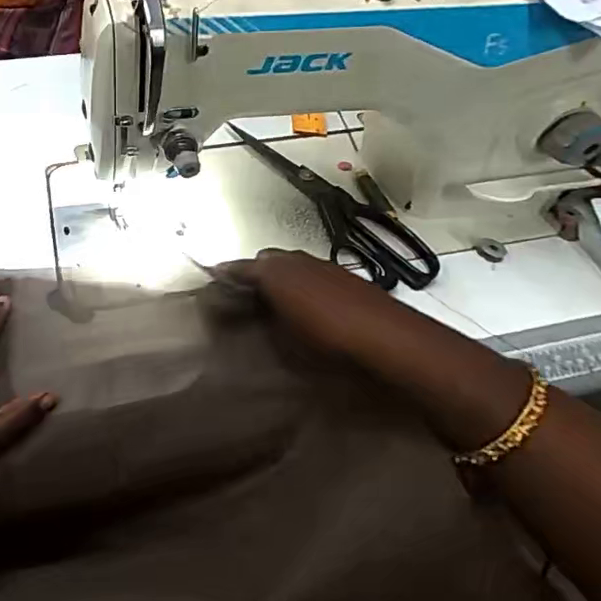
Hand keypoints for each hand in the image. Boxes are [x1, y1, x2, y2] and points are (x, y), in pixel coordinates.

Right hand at [217, 249, 402, 362]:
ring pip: (294, 268)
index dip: (227, 273)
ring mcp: (327, 270)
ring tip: (276, 307)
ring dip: (283, 281)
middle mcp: (301, 260)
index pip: (242, 266)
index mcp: (277, 268)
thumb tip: (236, 293)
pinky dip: (306, 288)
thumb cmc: (325, 334)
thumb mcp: (280, 330)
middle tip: (245, 299)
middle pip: (268, 262)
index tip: (214, 281)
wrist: (387, 339)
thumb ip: (257, 307)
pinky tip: (310, 312)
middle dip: (255, 274)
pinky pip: (316, 279)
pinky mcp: (350, 284)